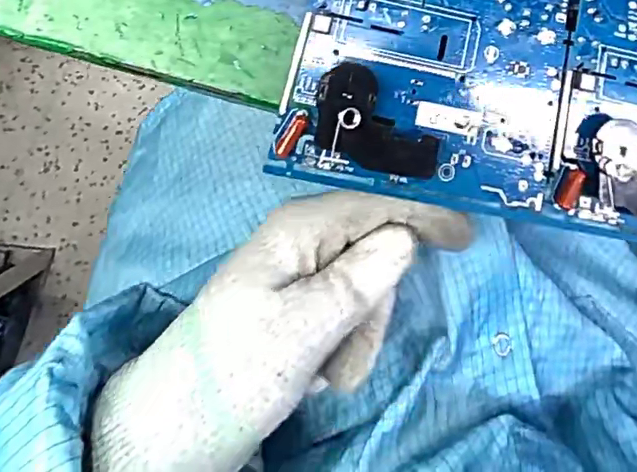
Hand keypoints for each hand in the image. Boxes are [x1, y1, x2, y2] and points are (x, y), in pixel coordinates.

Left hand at [89, 191, 472, 471]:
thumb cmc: (232, 374)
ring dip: (357, 336)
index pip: (377, 205)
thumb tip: (405, 237)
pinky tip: (316, 373)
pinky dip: (343, 345)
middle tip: (345, 358)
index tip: (466, 234)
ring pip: (365, 288)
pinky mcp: (298, 302)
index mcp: (300, 228)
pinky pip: (346, 312)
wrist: (169, 431)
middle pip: (375, 251)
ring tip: (323, 375)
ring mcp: (300, 271)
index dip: (424, 214)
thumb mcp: (301, 331)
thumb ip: (358, 281)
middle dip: (373, 309)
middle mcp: (302, 238)